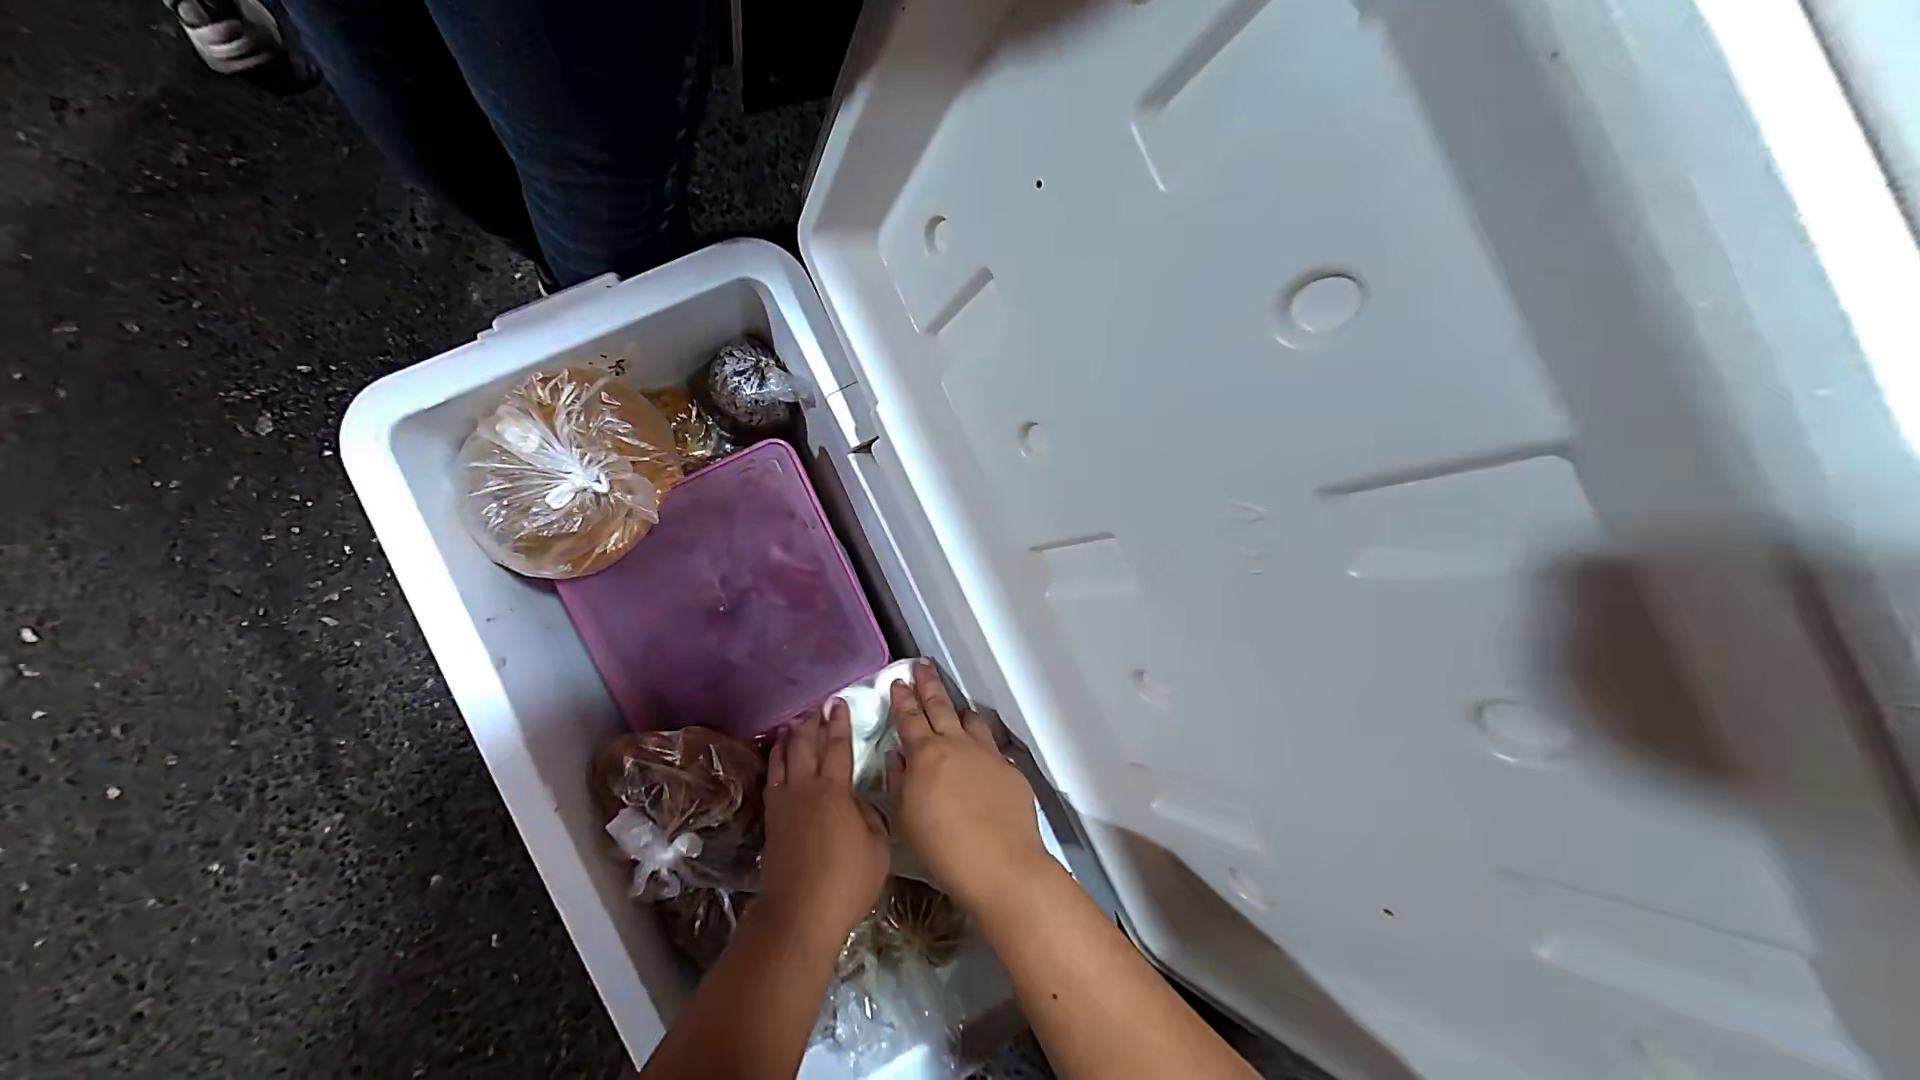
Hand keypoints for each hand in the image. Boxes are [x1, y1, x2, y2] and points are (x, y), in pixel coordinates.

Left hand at [762, 703, 890, 947]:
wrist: (799, 914)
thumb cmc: (846, 880)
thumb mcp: (878, 846)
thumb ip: (869, 816)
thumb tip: (857, 803)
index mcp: (834, 790)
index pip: (837, 747)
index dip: (840, 724)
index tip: (839, 704)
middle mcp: (805, 789)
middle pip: (806, 746)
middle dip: (813, 723)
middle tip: (819, 707)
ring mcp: (784, 804)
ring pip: (784, 760)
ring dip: (791, 739)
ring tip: (795, 724)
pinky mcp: (771, 821)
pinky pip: (773, 780)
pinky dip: (775, 763)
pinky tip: (778, 761)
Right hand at [887, 660, 1053, 912]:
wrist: (1001, 864)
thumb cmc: (943, 848)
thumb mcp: (905, 818)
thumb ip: (898, 781)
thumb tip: (896, 756)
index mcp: (925, 755)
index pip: (909, 718)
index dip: (902, 699)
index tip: (898, 682)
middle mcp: (956, 745)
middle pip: (939, 706)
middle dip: (928, 684)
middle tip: (922, 666)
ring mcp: (986, 754)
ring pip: (969, 720)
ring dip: (958, 710)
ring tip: (953, 706)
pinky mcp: (1009, 768)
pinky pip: (991, 744)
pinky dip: (981, 740)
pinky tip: (980, 749)